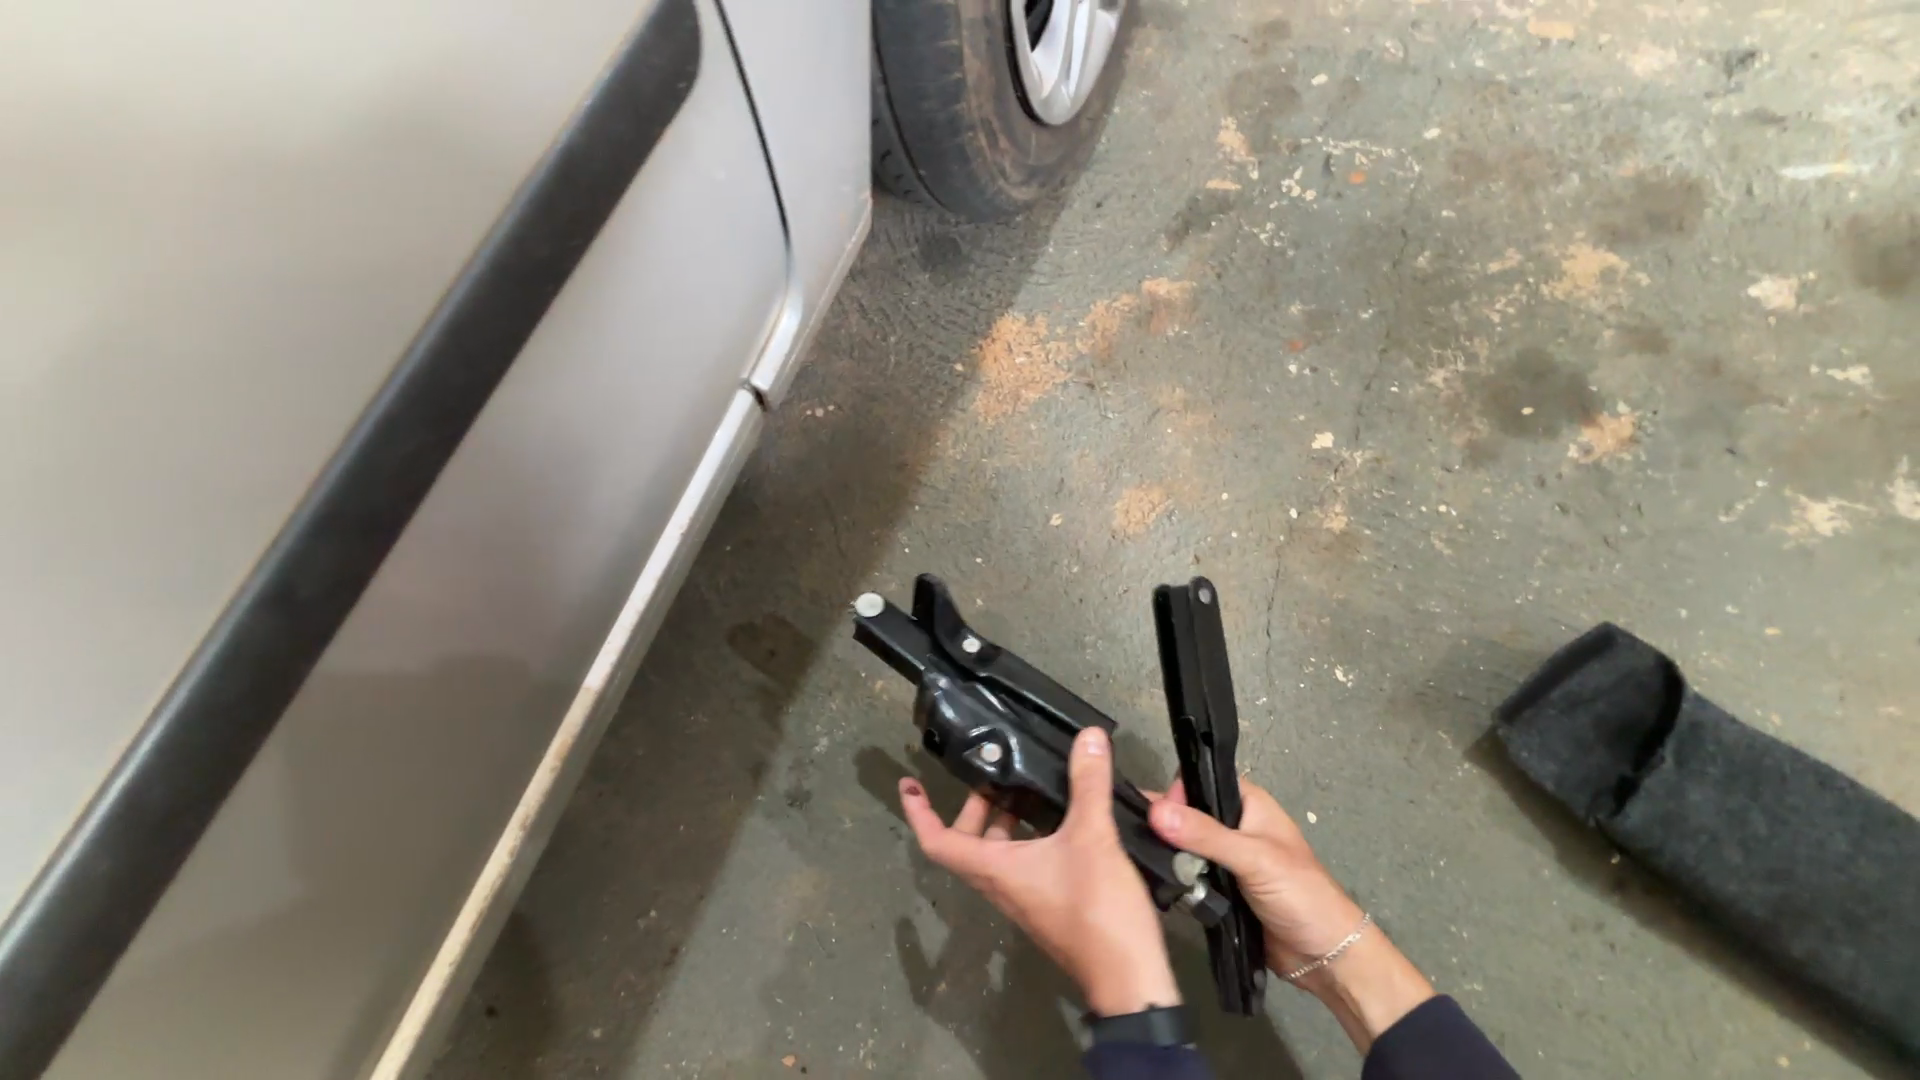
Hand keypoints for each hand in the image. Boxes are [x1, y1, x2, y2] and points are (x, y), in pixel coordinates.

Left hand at [899, 727, 1179, 1015]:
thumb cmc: (1095, 909)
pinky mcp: (1048, 901)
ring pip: (998, 852)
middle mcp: (1000, 883)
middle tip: (992, 773)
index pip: (937, 840)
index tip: (909, 784)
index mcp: (994, 868)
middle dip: (974, 805)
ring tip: (1026, 786)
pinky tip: (1060, 816)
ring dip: (1004, 818)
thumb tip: (1088, 736)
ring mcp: (1024, 896)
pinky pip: (1024, 860)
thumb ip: (1088, 784)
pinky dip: (1029, 833)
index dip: (919, 811)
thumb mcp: (1092, 837)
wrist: (1127, 977)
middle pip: (968, 841)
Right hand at [1149, 778, 1433, 1051]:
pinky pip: (1187, 875)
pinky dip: (1175, 880)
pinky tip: (1157, 886)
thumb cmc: (1301, 895)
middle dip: (1165, 830)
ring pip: (1183, 847)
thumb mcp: (1254, 859)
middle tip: (1142, 845)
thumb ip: (1205, 835)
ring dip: (1168, 858)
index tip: (1158, 818)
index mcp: (1247, 803)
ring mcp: (1225, 858)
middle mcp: (1233, 825)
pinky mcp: (1219, 887)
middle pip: (1186, 815)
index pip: (1198, 781)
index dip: (1176, 795)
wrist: (1327, 956)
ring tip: (1144, 868)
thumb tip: (1154, 811)